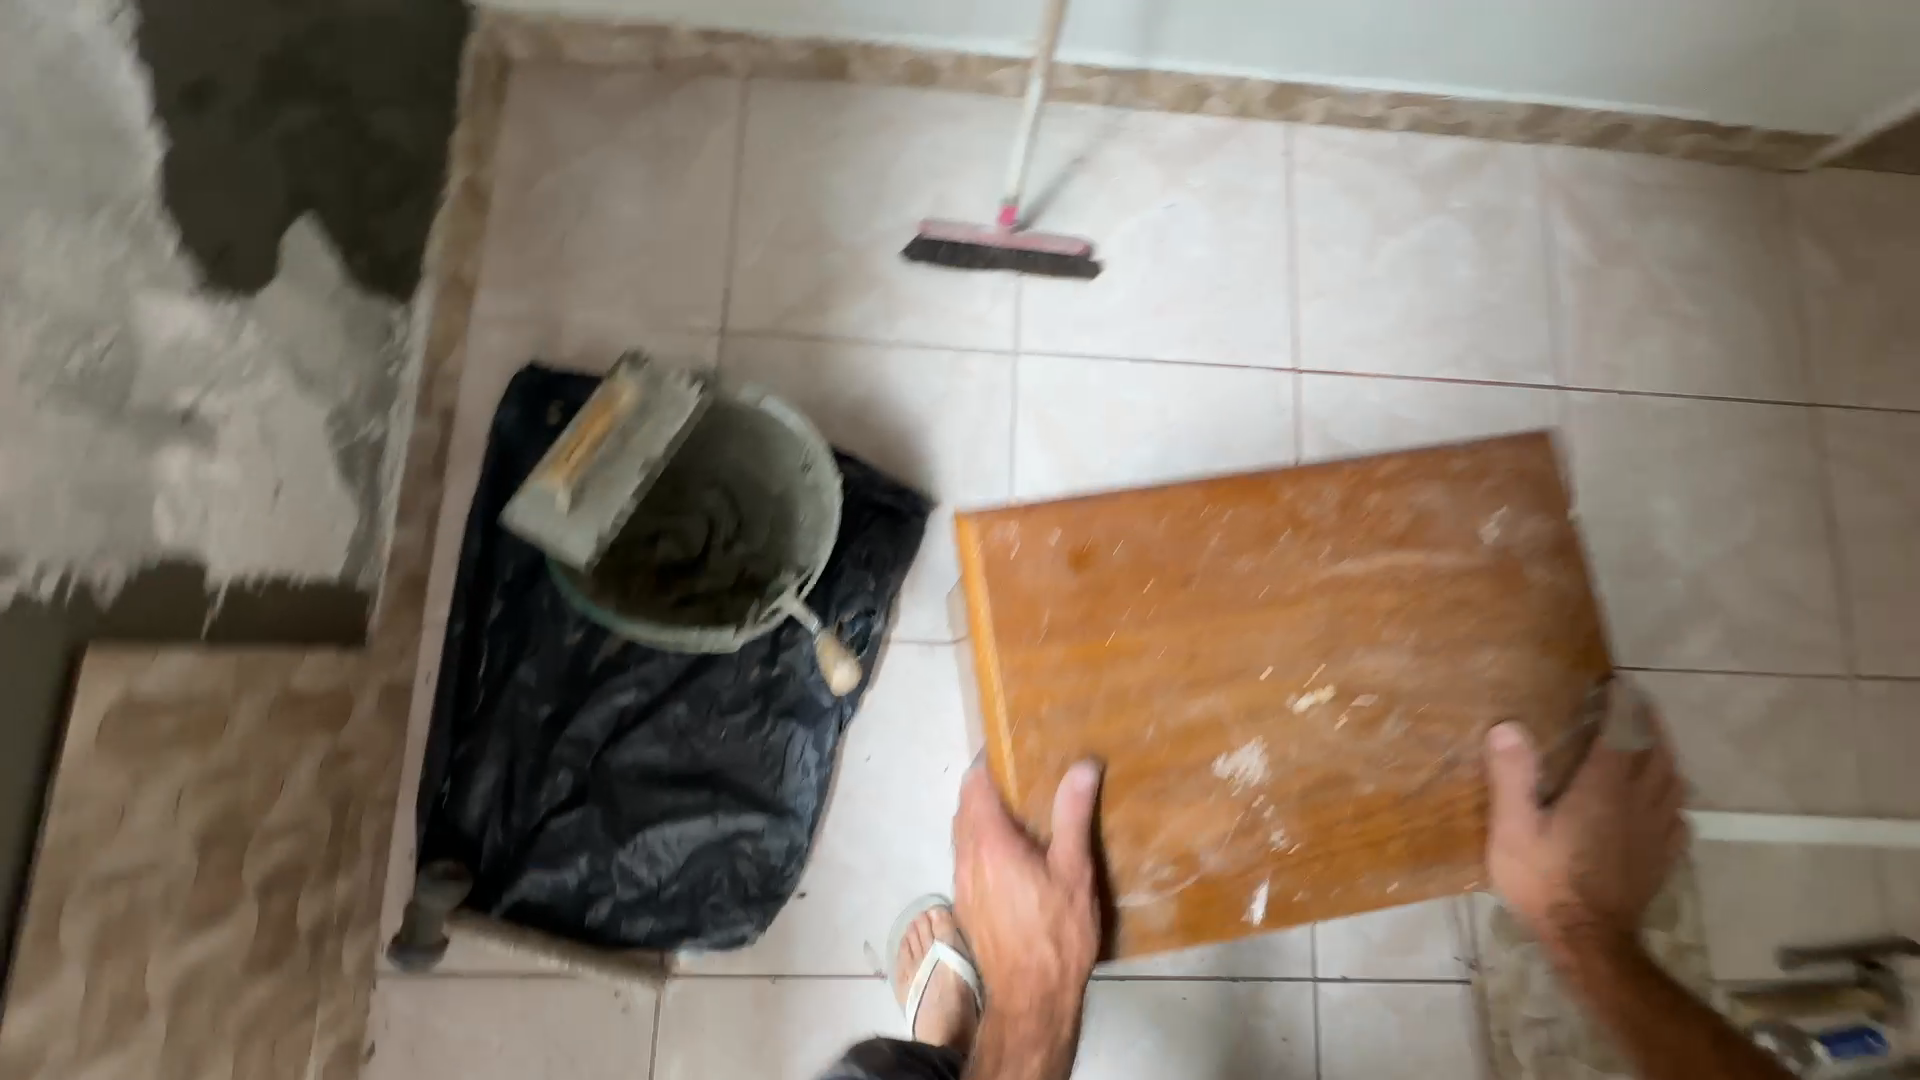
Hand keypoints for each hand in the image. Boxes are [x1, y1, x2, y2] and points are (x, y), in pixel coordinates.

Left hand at [953, 759, 1102, 1021]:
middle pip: (965, 805)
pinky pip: (967, 855)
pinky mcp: (966, 903)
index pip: (975, 784)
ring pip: (962, 832)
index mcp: (989, 841)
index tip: (1006, 745)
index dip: (986, 761)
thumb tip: (1082, 766)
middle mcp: (967, 856)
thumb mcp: (1073, 871)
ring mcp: (962, 882)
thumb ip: (1072, 815)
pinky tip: (1010, 849)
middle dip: (984, 784)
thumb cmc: (1056, 934)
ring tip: (1016, 804)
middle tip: (1018, 770)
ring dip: (980, 812)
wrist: (1030, 1001)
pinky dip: (981, 838)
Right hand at [1484, 691, 1687, 952]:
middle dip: (1650, 725)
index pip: (1620, 739)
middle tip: (1639, 703)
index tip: (1619, 683)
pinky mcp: (1662, 857)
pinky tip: (1662, 799)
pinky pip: (1678, 815)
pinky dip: (1672, 795)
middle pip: (1656, 755)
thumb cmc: (1542, 879)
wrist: (1588, 940)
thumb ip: (1513, 777)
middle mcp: (1637, 805)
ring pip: (1673, 783)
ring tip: (1652, 741)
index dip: (1622, 708)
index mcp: (1601, 792)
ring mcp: (1656, 834)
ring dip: (1665, 755)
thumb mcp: (1512, 828)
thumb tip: (1510, 726)